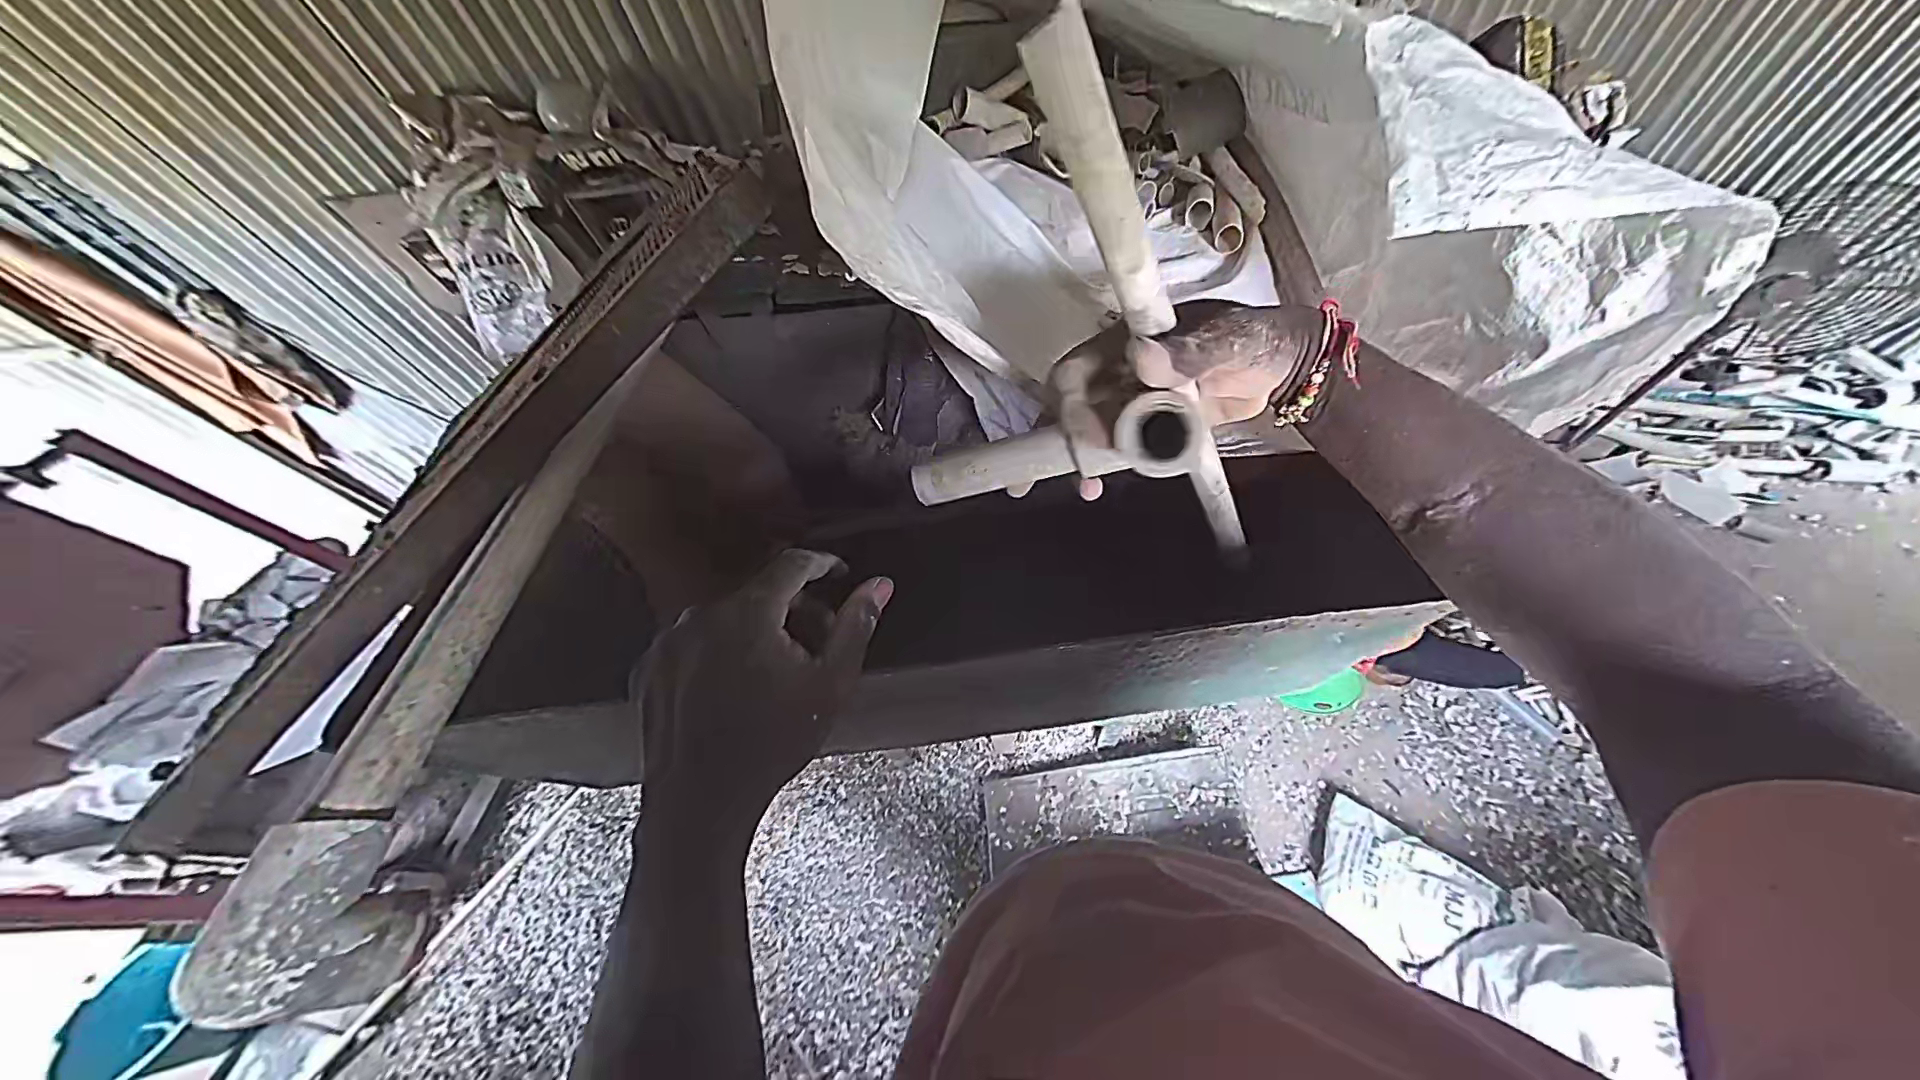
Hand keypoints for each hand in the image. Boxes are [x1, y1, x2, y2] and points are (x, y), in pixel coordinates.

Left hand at [635, 549, 891, 840]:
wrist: (700, 802)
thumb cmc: (770, 744)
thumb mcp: (831, 684)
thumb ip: (856, 625)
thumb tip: (878, 586)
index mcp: (748, 613)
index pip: (793, 564)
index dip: (823, 564)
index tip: (838, 573)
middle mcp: (702, 615)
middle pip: (761, 593)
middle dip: (794, 610)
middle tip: (816, 645)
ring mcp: (670, 640)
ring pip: (728, 616)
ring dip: (757, 631)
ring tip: (774, 675)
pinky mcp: (650, 666)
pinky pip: (697, 641)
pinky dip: (721, 651)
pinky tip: (735, 689)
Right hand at [1043, 301, 1323, 500]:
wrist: (1283, 368)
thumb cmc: (1255, 339)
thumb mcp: (1229, 340)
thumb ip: (1190, 350)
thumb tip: (1142, 358)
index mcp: (1129, 340)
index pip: (1077, 368)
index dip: (1072, 402)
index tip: (1091, 434)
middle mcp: (1119, 370)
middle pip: (1074, 404)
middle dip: (1068, 437)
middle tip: (1083, 469)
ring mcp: (1130, 400)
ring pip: (1089, 429)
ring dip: (1081, 457)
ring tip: (1089, 485)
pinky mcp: (1146, 426)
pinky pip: (1115, 445)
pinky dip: (1103, 464)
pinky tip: (1098, 483)